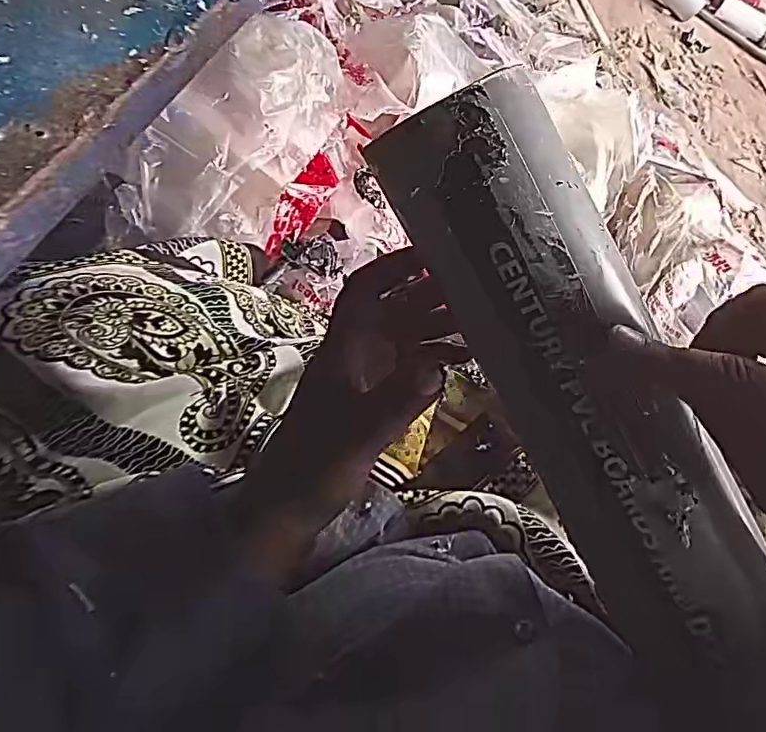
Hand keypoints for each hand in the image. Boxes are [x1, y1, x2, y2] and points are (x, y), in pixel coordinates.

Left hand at [228, 248, 463, 578]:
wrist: (286, 509)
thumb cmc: (312, 468)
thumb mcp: (356, 437)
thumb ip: (396, 402)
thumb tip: (437, 367)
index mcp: (342, 348)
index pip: (364, 290)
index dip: (394, 267)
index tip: (431, 255)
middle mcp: (355, 353)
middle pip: (394, 308)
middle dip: (431, 295)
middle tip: (475, 290)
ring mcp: (366, 376)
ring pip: (406, 335)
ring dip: (438, 326)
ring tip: (479, 321)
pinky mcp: (374, 398)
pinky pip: (410, 365)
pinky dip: (435, 358)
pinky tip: (463, 361)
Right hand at [610, 287, 765, 724]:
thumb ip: (724, 420)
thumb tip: (667, 379)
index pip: (742, 378)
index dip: (673, 363)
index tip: (620, 349)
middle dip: (715, 328)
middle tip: (697, 367)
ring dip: (730, 329)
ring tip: (721, 373)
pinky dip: (749, 337)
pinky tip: (747, 374)